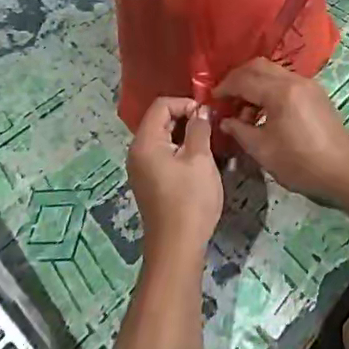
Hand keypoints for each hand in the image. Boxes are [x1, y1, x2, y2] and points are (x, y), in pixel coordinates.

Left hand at [127, 98, 222, 259]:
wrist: (177, 245)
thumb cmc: (190, 198)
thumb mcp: (200, 158)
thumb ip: (199, 128)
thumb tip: (202, 111)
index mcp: (145, 142)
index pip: (161, 105)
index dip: (186, 103)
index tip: (208, 115)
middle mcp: (137, 152)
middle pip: (159, 120)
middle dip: (186, 118)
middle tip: (212, 127)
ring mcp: (141, 168)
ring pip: (162, 138)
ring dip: (185, 134)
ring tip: (209, 142)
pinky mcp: (149, 181)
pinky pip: (163, 154)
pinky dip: (180, 150)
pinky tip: (198, 161)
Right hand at [214, 59, 348, 205]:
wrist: (343, 171)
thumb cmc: (300, 163)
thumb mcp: (262, 150)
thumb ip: (239, 130)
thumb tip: (225, 120)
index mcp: (280, 91)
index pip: (244, 79)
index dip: (224, 88)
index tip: (212, 100)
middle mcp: (295, 80)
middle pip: (259, 66)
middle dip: (238, 79)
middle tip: (226, 99)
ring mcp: (308, 85)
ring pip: (274, 73)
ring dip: (255, 85)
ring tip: (244, 113)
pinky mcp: (316, 94)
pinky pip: (286, 82)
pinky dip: (270, 90)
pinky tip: (264, 113)